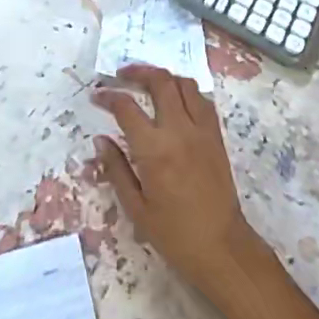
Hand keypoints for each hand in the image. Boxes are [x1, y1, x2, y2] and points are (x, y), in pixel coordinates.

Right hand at [92, 66, 257, 301]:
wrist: (221, 246)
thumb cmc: (173, 232)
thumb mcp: (135, 206)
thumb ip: (115, 168)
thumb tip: (100, 140)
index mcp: (154, 149)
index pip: (126, 107)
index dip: (108, 96)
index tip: (96, 96)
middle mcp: (179, 131)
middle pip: (160, 81)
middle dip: (137, 72)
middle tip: (121, 75)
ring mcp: (202, 131)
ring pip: (185, 84)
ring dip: (164, 77)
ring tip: (147, 82)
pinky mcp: (216, 137)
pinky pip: (202, 101)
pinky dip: (186, 92)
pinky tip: (175, 101)